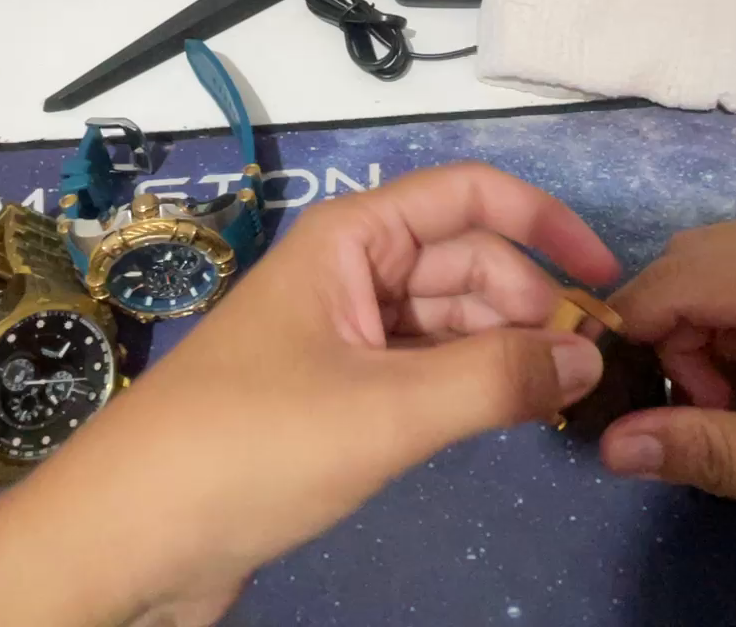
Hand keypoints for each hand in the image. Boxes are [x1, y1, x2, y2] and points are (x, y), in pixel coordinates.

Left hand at [0, 163, 613, 626]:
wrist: (129, 540)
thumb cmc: (252, 446)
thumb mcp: (386, 410)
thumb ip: (495, 378)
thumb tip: (591, 357)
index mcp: (353, 238)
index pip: (467, 195)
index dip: (543, 220)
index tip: (607, 274)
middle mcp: (352, 270)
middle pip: (464, 260)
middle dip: (530, 302)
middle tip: (592, 368)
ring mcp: (345, 330)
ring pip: (448, 315)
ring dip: (505, 345)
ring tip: (562, 397)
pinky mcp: (339, 387)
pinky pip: (424, 364)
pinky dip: (471, 381)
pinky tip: (510, 411)